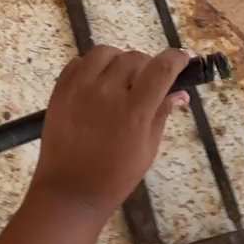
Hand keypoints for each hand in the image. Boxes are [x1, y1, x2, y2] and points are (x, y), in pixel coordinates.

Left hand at [29, 46, 190, 219]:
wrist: (70, 190)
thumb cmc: (115, 176)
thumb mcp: (148, 148)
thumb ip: (162, 113)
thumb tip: (180, 92)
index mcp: (134, 111)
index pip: (162, 69)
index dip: (177, 58)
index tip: (182, 58)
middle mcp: (107, 92)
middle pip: (134, 57)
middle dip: (147, 65)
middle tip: (147, 82)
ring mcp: (80, 87)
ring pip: (106, 52)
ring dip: (119, 61)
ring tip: (121, 79)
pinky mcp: (61, 88)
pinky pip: (81, 61)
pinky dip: (93, 67)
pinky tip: (98, 83)